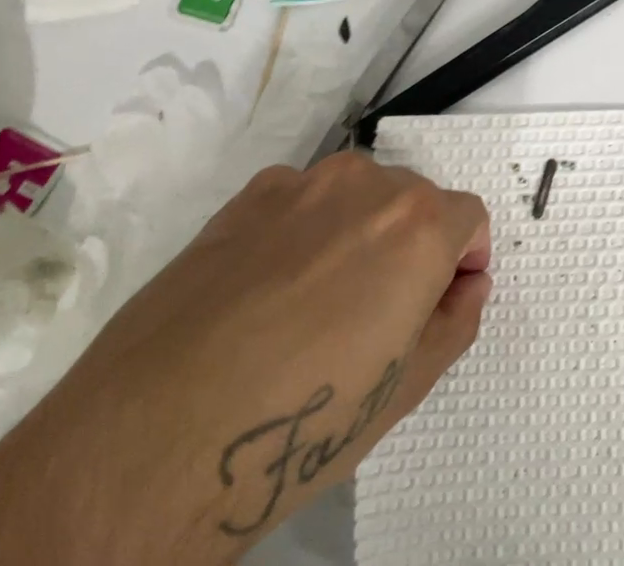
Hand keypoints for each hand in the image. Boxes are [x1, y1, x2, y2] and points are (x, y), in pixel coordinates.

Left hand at [0, 153, 490, 564]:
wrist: (153, 438)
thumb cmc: (305, 419)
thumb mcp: (408, 385)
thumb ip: (456, 320)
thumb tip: (465, 284)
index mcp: (418, 225)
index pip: (469, 218)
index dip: (463, 262)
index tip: (437, 306)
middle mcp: (362, 185)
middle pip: (413, 201)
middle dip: (413, 246)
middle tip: (377, 316)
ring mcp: (294, 187)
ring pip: (354, 197)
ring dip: (358, 235)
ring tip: (318, 308)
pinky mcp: (236, 203)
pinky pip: (298, 204)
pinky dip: (304, 234)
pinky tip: (269, 297)